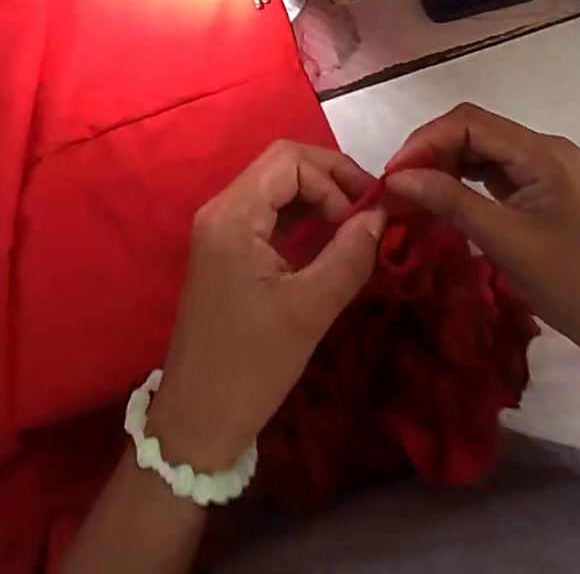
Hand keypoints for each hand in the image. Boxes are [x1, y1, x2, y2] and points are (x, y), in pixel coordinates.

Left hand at [149, 141, 386, 470]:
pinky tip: (332, 236)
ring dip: (320, 196)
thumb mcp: (310, 310)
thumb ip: (350, 254)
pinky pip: (270, 212)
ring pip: (278, 186)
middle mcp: (221, 210)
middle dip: (331, 179)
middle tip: (369, 209)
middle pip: (283, 165)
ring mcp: (221, 228)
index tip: (362, 218)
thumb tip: (382, 215)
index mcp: (232, 216)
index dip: (333, 178)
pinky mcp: (228, 248)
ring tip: (358, 222)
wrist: (198, 419)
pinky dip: (305, 215)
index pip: (289, 161)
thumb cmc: (251, 366)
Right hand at [383, 104, 579, 368]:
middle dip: (432, 151)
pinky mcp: (543, 189)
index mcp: (544, 152)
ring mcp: (546, 169)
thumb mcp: (503, 240)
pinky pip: (495, 172)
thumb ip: (449, 201)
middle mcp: (546, 149)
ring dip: (446, 165)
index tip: (393, 172)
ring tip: (413, 191)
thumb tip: (395, 177)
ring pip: (483, 151)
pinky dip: (464, 181)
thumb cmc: (570, 283)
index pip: (471, 123)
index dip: (426, 140)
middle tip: (397, 184)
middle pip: (476, 131)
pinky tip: (442, 197)